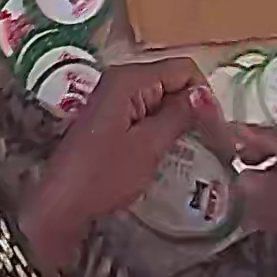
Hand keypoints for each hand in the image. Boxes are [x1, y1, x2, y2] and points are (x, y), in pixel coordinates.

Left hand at [18, 58, 226, 271]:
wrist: (60, 208)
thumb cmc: (104, 176)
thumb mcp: (149, 146)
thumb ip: (179, 114)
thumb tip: (205, 93)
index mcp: (130, 79)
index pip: (183, 68)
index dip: (203, 93)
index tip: (215, 127)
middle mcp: (122, 79)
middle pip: (172, 79)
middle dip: (193, 105)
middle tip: (210, 141)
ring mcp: (115, 97)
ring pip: (162, 96)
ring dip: (179, 117)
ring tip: (196, 147)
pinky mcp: (112, 116)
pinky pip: (147, 110)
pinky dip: (162, 125)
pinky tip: (171, 149)